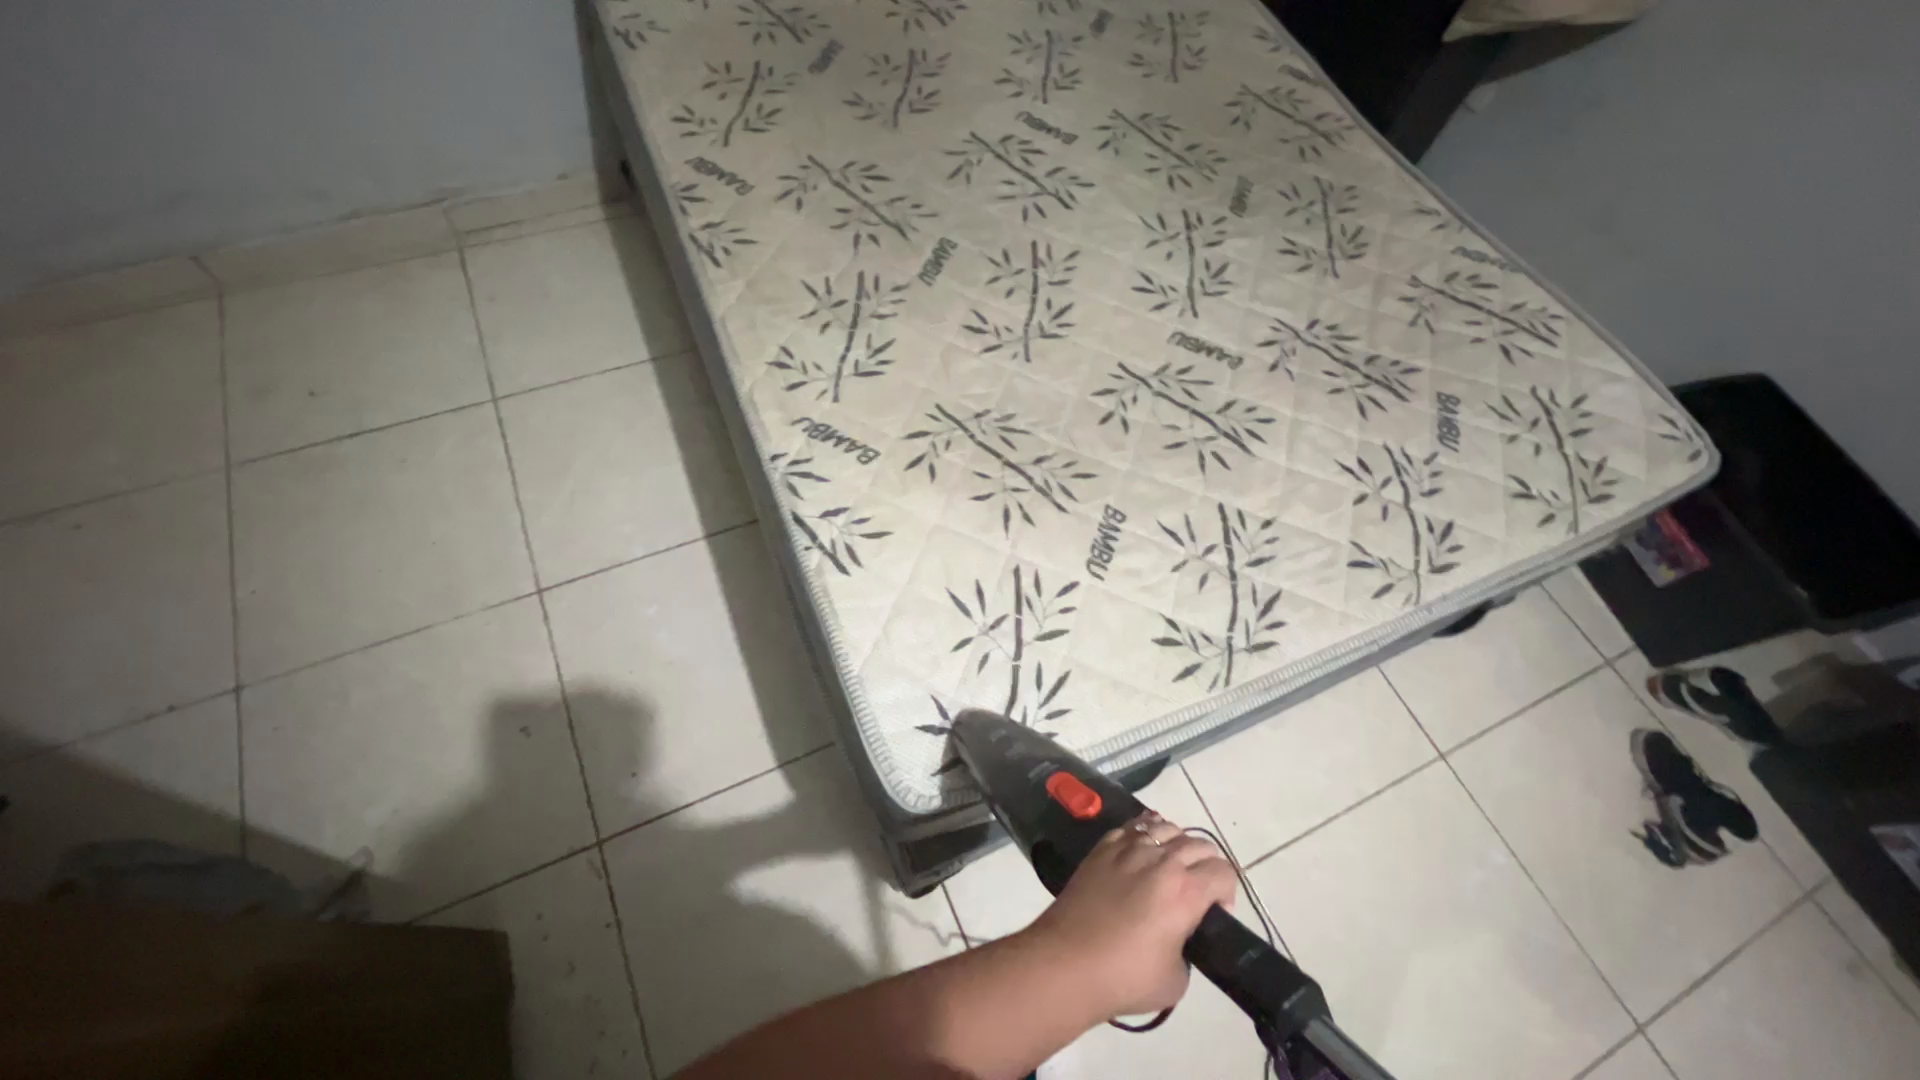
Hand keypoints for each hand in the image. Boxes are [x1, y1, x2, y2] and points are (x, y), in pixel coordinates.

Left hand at [1025, 813, 1238, 1018]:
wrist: (1066, 962)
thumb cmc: (1124, 977)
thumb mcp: (1175, 980)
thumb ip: (1186, 951)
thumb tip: (1177, 938)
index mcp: (1185, 892)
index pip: (1223, 871)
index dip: (1228, 890)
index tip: (1218, 911)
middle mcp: (1160, 861)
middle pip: (1199, 844)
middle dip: (1207, 864)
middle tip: (1199, 889)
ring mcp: (1128, 850)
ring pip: (1166, 828)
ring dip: (1178, 844)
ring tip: (1171, 866)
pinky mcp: (1101, 849)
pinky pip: (1132, 827)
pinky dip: (1146, 833)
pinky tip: (1143, 850)